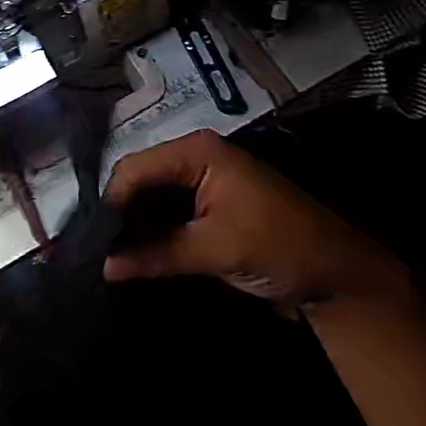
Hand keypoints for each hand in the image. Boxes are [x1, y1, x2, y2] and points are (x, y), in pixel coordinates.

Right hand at [103, 130, 406, 306]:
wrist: (338, 274)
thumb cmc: (280, 246)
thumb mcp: (216, 249)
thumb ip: (158, 254)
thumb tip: (105, 266)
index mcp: (197, 151)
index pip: (134, 169)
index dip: (110, 202)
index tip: (87, 240)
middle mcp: (195, 158)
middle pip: (140, 179)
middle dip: (117, 213)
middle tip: (91, 249)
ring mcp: (202, 182)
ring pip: (151, 197)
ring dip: (132, 224)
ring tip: (104, 254)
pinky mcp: (207, 206)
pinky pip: (167, 212)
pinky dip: (150, 231)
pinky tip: (132, 253)